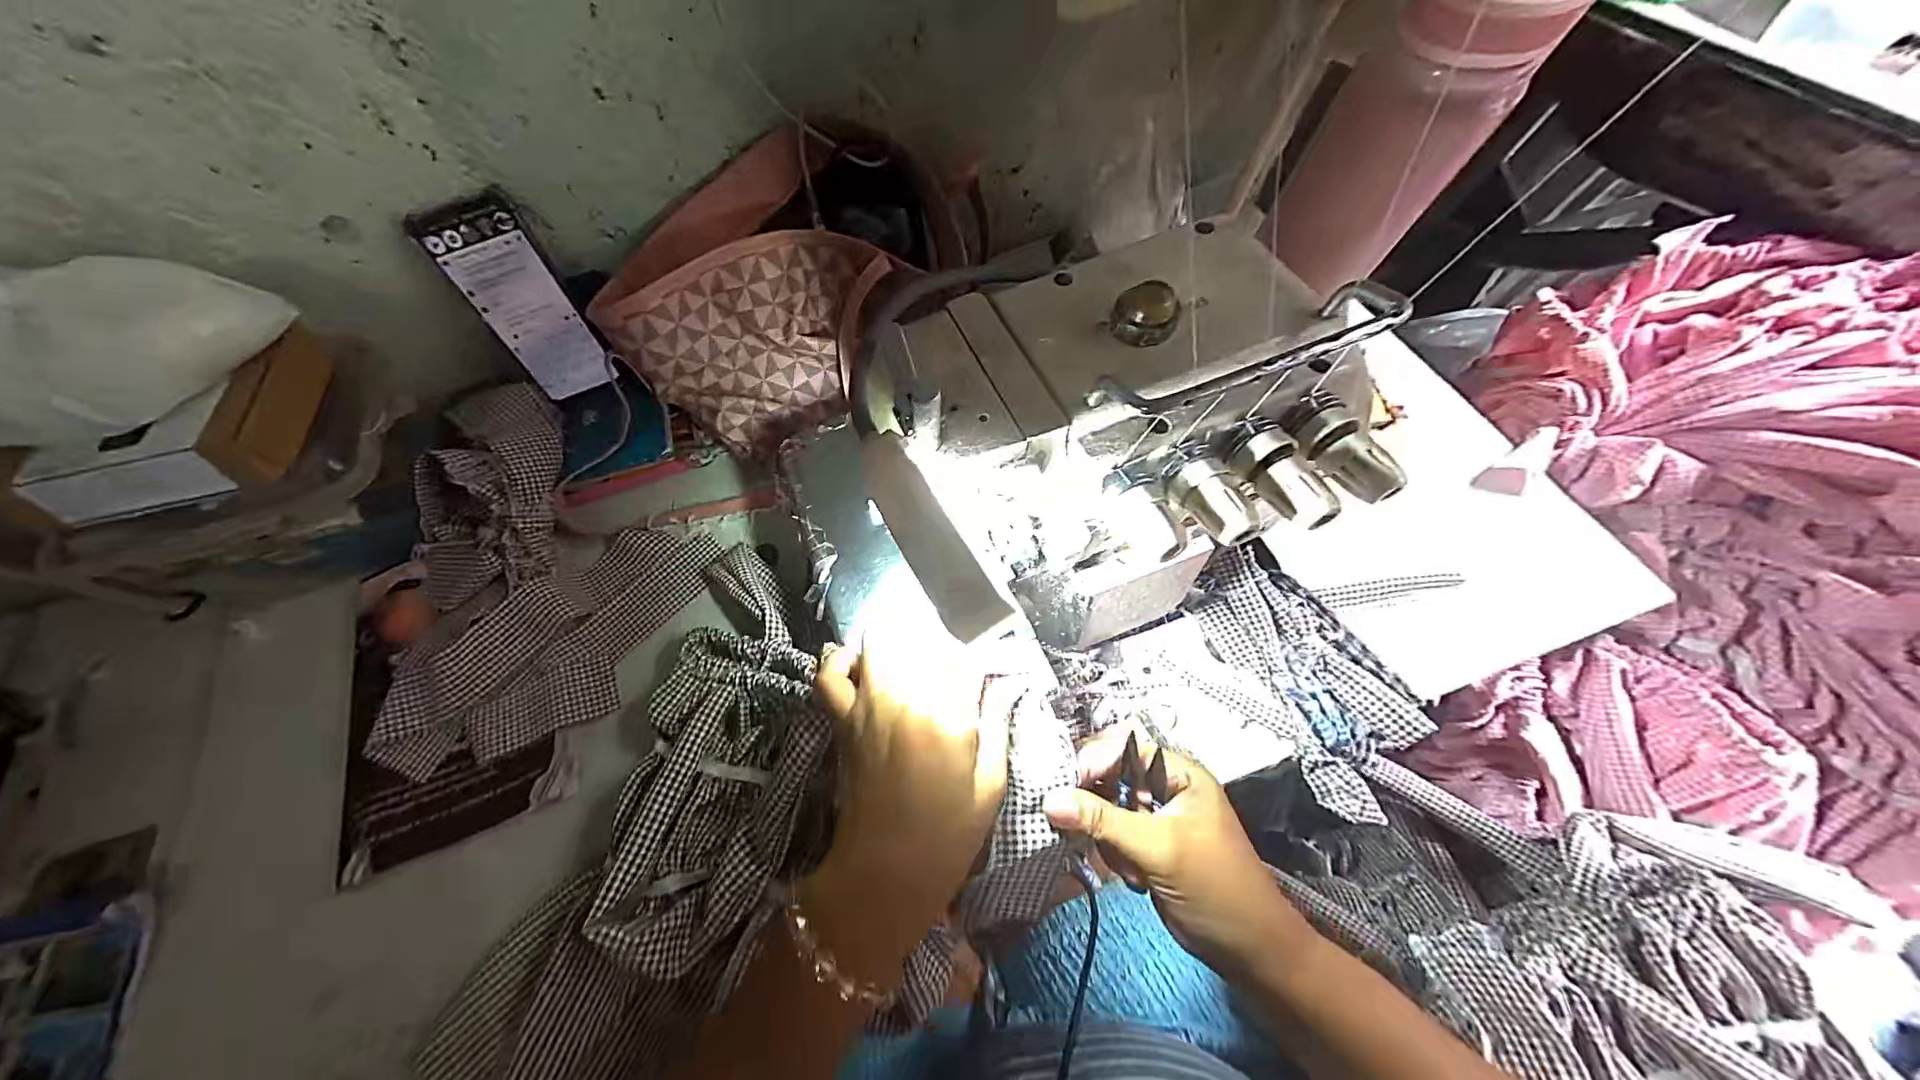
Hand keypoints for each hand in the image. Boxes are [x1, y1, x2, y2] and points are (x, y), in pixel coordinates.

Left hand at [806, 640, 1009, 961]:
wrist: (884, 871)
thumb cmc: (948, 835)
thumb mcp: (990, 785)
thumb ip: (1000, 724)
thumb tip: (1011, 681)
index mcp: (950, 718)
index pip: (962, 659)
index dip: (974, 662)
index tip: (979, 677)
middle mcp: (905, 701)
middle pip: (918, 640)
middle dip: (935, 646)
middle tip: (945, 669)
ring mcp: (867, 707)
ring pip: (878, 646)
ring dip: (897, 644)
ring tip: (911, 659)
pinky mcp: (842, 720)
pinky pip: (829, 676)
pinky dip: (841, 661)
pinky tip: (860, 664)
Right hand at [1042, 729, 1314, 977]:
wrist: (1249, 950)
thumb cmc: (1216, 888)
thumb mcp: (1159, 849)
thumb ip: (1104, 821)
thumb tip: (1049, 799)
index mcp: (1178, 772)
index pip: (1122, 746)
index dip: (1092, 761)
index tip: (1064, 787)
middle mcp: (1164, 786)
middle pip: (1109, 775)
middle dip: (1098, 807)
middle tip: (1091, 834)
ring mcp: (1153, 816)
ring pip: (1104, 808)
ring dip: (1107, 839)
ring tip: (1130, 868)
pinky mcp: (1144, 844)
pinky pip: (1109, 835)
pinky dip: (1112, 854)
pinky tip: (1133, 878)